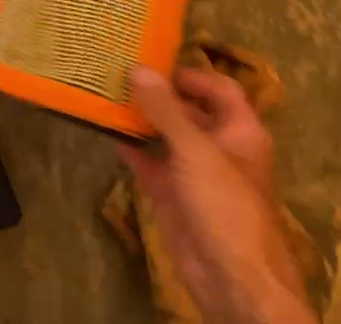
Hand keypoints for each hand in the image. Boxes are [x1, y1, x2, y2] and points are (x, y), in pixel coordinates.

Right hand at [115, 67, 315, 323]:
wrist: (233, 280)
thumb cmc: (226, 206)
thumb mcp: (195, 150)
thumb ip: (164, 109)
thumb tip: (137, 67)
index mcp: (239, 131)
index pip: (218, 88)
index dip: (190, 73)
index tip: (150, 59)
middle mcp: (216, 145)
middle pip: (186, 108)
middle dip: (155, 91)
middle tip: (114, 68)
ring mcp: (192, 170)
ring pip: (163, 133)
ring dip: (137, 116)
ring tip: (101, 91)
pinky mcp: (170, 192)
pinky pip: (146, 160)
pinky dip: (127, 144)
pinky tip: (101, 127)